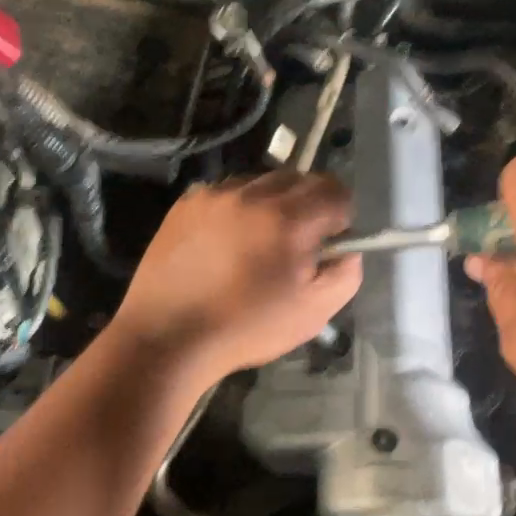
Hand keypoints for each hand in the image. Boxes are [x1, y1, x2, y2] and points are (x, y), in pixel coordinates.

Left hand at [110, 171, 363, 379]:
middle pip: (298, 179)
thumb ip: (345, 275)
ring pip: (260, 183)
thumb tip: (347, 250)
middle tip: (297, 245)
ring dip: (271, 204)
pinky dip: (236, 211)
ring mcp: (214, 195)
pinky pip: (225, 194)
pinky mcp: (186, 204)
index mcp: (289, 218)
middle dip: (308, 206)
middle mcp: (252, 194)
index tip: (329, 244)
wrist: (167, 336)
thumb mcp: (313, 313)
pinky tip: (224, 246)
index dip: (341, 217)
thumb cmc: (246, 328)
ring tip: (257, 245)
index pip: (335, 191)